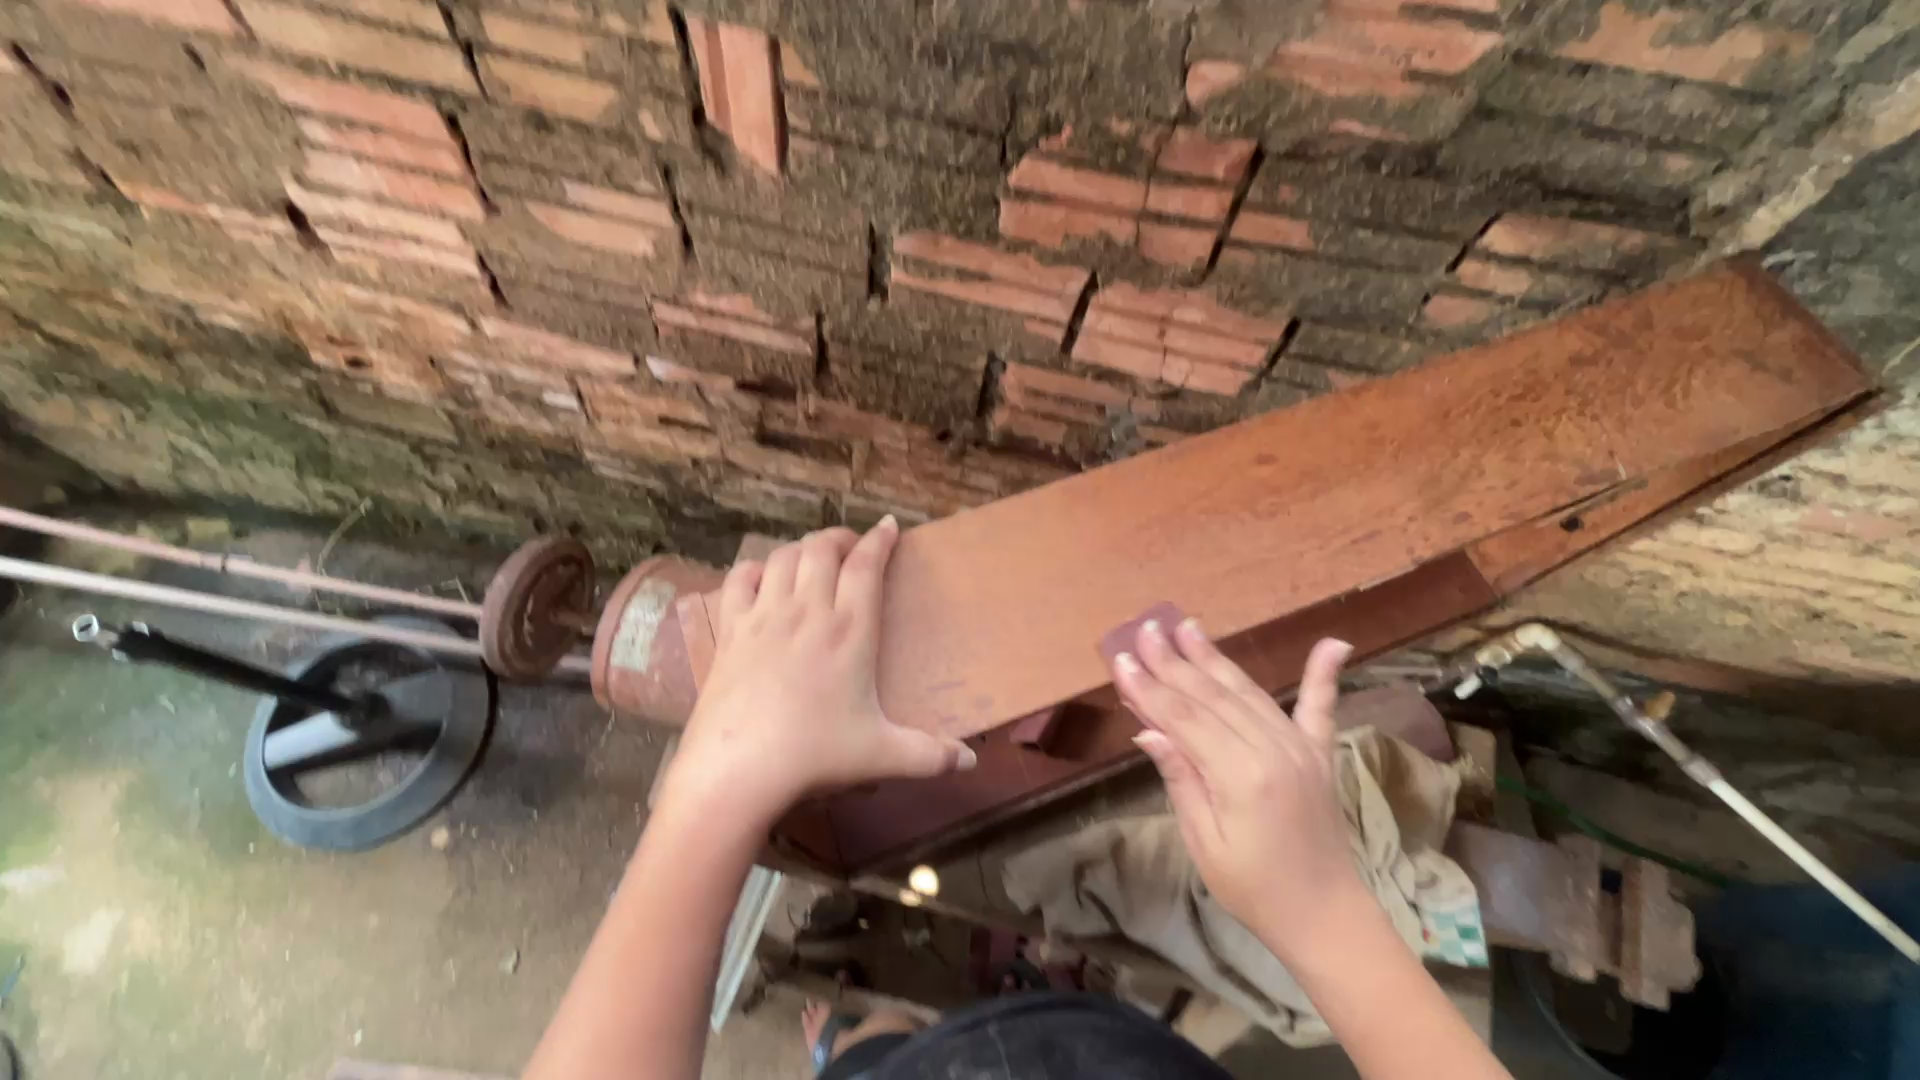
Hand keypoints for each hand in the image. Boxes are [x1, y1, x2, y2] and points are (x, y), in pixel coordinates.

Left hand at [662, 517, 977, 825]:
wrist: (738, 769)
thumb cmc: (815, 756)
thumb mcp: (881, 756)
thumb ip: (930, 756)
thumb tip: (971, 762)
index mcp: (850, 630)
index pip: (866, 565)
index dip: (879, 539)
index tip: (888, 526)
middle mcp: (808, 611)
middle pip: (822, 548)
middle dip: (840, 538)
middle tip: (852, 547)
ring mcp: (764, 616)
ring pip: (784, 557)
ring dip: (803, 548)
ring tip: (814, 558)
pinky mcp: (731, 630)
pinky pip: (740, 579)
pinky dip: (756, 569)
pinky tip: (763, 578)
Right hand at [1111, 619, 1359, 952]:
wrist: (1326, 915)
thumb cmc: (1253, 888)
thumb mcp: (1204, 842)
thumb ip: (1180, 779)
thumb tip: (1148, 729)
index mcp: (1240, 776)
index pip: (1183, 719)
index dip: (1149, 688)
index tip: (1121, 659)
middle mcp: (1272, 750)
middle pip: (1211, 696)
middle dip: (1174, 661)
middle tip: (1146, 629)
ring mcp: (1300, 747)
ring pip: (1247, 691)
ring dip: (1214, 657)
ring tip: (1187, 625)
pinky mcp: (1320, 753)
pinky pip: (1320, 707)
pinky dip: (1324, 674)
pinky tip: (1334, 644)